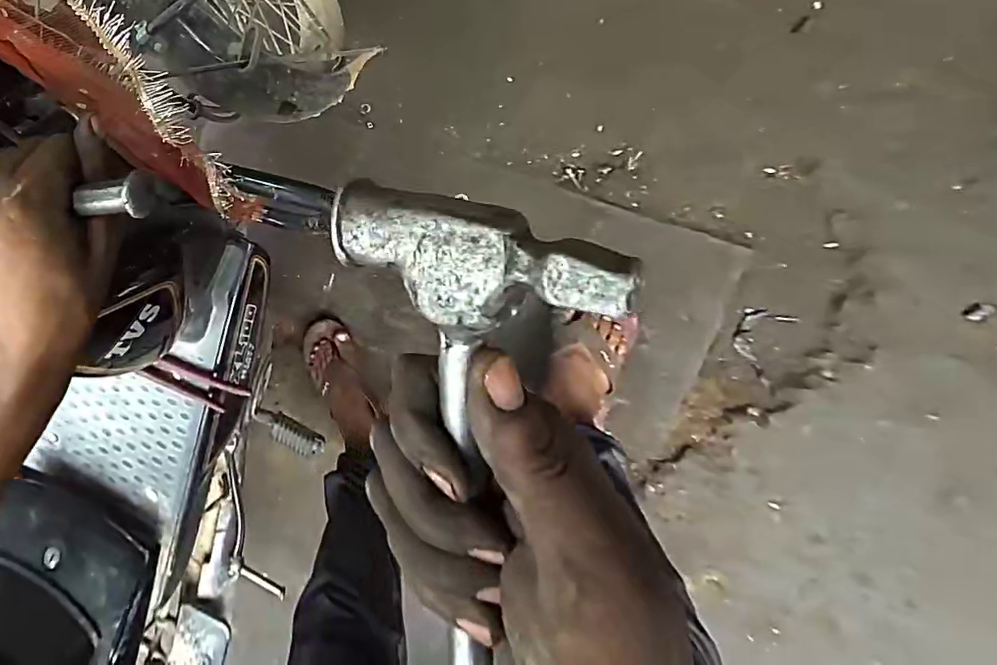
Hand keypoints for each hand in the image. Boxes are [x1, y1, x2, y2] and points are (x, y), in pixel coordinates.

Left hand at [0, 121, 121, 386]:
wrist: (11, 356)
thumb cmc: (65, 309)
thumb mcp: (101, 249)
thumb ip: (100, 183)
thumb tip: (93, 129)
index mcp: (26, 199)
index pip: (57, 145)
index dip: (78, 165)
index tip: (83, 194)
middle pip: (24, 148)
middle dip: (49, 166)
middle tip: (62, 205)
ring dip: (19, 174)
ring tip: (32, 212)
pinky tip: (5, 221)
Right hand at [366, 351, 693, 664]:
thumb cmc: (609, 644)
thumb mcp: (586, 555)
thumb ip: (533, 455)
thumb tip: (492, 360)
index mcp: (522, 435)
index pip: (423, 379)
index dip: (421, 426)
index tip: (456, 486)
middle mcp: (479, 452)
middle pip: (393, 436)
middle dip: (430, 509)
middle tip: (492, 555)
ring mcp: (453, 495)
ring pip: (387, 487)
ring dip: (432, 554)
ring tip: (494, 597)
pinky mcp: (433, 535)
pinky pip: (390, 531)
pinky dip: (429, 580)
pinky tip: (481, 611)